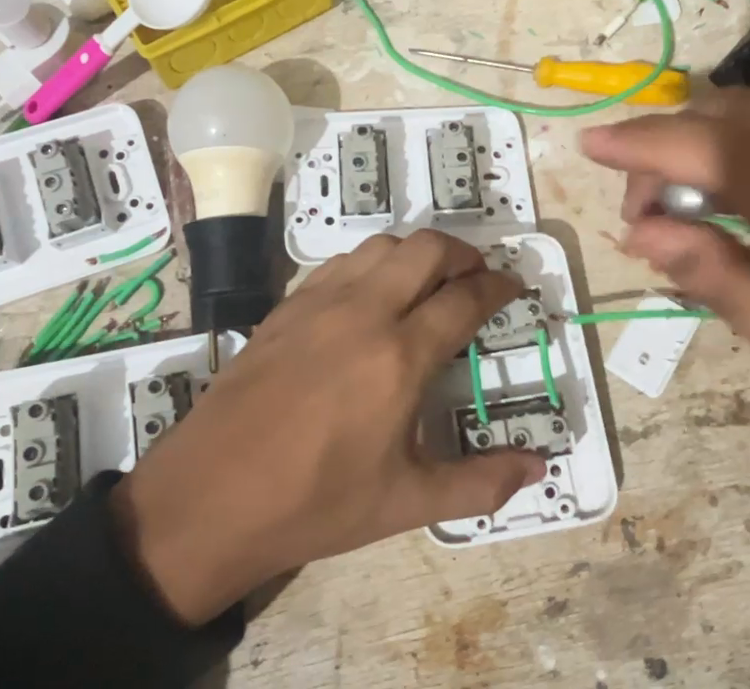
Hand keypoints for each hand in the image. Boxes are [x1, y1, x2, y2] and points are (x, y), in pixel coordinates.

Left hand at [110, 231, 545, 623]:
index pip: (464, 298)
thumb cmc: (315, 503)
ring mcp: (318, 304)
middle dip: (462, 254)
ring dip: (415, 253)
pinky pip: (339, 263)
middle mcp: (362, 313)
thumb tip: (538, 469)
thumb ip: (479, 483)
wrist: (211, 497)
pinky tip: (370, 297)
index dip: (498, 287)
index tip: (515, 287)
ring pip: (380, 245)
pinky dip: (370, 265)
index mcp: (399, 356)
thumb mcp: (405, 504)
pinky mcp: (284, 308)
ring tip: (429, 283)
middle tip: (477, 279)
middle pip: (426, 249)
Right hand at [582, 91, 749, 588]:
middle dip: (664, 149)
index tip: (587, 145)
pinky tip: (723, 193)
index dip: (649, 142)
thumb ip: (723, 281)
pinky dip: (731, 141)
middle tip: (642, 224)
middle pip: (731, 116)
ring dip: (696, 142)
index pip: (724, 150)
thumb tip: (642, 234)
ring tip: (674, 211)